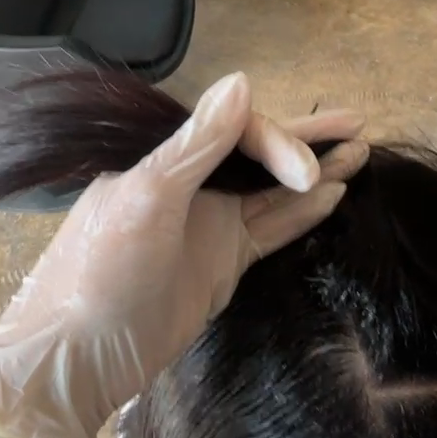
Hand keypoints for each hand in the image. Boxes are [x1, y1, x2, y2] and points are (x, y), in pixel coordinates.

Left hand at [0, 73, 367, 437]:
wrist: (77, 358)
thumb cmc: (103, 268)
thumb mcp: (147, 196)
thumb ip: (198, 142)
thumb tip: (243, 79)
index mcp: (170, 158)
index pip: (238, 130)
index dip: (279, 142)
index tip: (308, 170)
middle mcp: (195, 182)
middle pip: (261, 152)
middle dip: (308, 139)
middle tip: (358, 124)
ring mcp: (212, 223)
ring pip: (274, 189)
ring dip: (314, 173)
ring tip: (359, 154)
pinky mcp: (225, 261)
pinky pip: (272, 226)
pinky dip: (303, 212)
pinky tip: (335, 196)